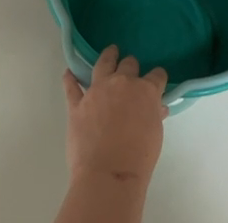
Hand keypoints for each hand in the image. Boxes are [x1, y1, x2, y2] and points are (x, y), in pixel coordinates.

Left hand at [63, 46, 168, 187]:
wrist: (109, 174)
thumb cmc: (139, 157)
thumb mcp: (155, 134)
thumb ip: (155, 115)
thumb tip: (157, 108)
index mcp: (145, 90)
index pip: (157, 75)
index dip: (158, 77)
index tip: (157, 80)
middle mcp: (122, 83)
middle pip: (129, 64)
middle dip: (131, 66)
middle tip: (131, 71)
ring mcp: (97, 91)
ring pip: (103, 64)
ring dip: (107, 57)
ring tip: (110, 52)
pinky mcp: (77, 104)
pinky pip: (71, 87)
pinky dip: (70, 79)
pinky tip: (69, 73)